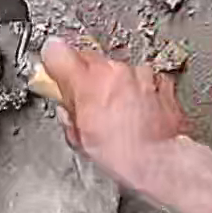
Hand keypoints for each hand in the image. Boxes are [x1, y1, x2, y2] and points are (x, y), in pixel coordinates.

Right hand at [40, 36, 191, 188]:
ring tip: (112, 112)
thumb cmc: (121, 154)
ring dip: (110, 84)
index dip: (51, 61)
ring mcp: (140, 74)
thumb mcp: (77, 138)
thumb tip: (65, 105)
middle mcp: (115, 71)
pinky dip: (134, 90)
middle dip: (81, 76)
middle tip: (80, 99)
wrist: (159, 160)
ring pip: (115, 70)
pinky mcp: (161, 81)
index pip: (58, 52)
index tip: (50, 69)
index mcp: (87, 82)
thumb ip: (67, 113)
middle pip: (88, 58)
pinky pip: (140, 79)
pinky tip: (133, 111)